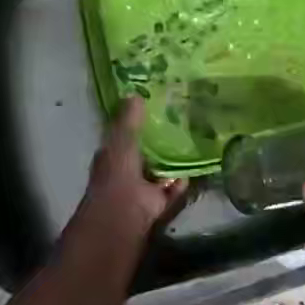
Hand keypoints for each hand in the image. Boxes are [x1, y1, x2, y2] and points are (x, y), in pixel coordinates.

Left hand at [77, 96, 186, 238]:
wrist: (124, 210)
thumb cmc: (118, 170)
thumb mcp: (121, 138)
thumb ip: (128, 119)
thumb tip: (135, 94)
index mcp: (112, 155)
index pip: (123, 136)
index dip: (135, 123)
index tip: (153, 108)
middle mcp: (125, 171)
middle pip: (143, 154)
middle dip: (156, 142)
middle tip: (178, 123)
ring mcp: (141, 189)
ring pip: (158, 172)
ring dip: (171, 162)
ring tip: (190, 144)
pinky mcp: (157, 203)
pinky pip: (172, 189)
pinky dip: (180, 181)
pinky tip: (192, 169)